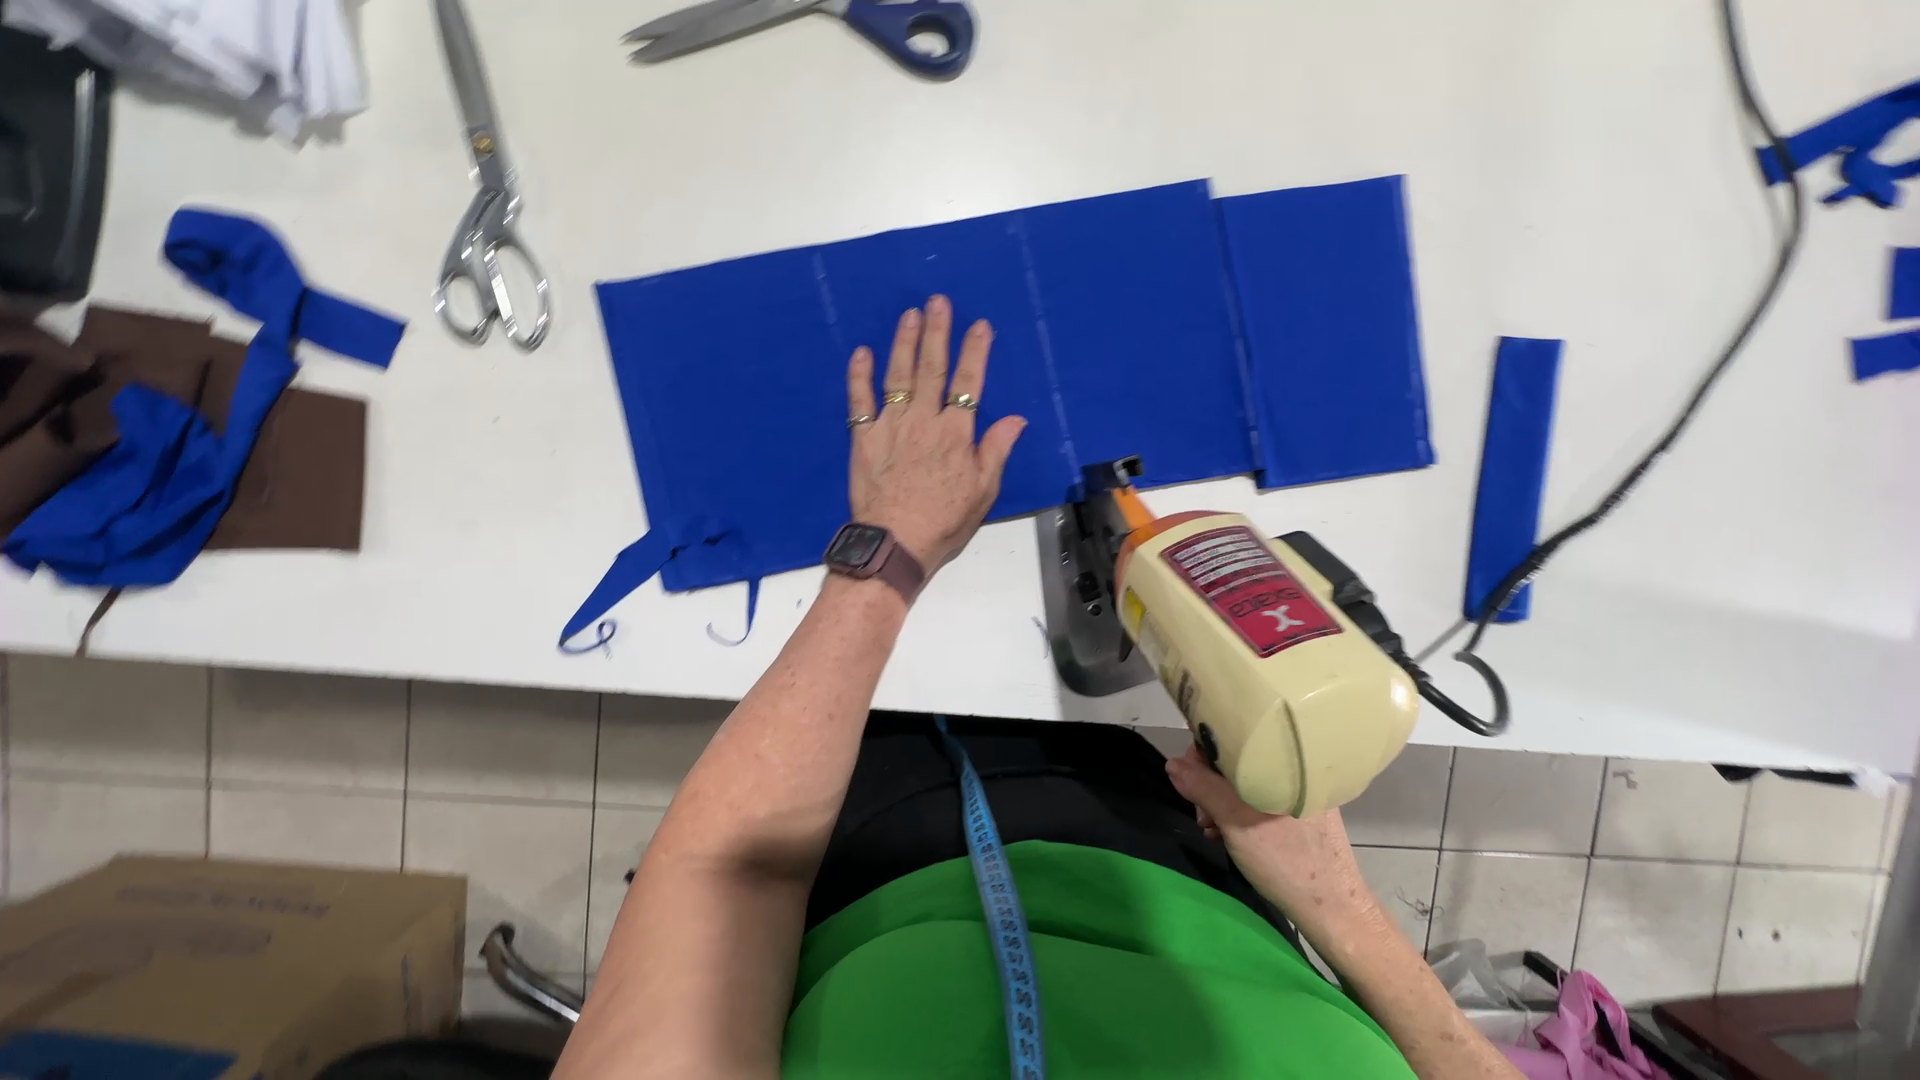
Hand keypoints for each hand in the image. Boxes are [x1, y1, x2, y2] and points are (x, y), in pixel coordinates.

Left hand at [846, 295, 1025, 570]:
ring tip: (909, 314)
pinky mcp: (863, 438)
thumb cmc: (943, 521)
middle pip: (932, 368)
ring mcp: (890, 426)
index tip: (979, 325)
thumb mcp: (982, 491)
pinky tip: (862, 352)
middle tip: (938, 301)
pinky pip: (859, 400)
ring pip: (898, 375)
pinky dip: (860, 375)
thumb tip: (1016, 419)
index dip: (975, 352)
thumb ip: (996, 451)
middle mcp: (923, 420)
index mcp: (956, 434)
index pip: (969, 383)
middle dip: (937, 332)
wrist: (894, 542)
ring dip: (903, 342)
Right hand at [1166, 746, 1378, 929]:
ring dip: (1221, 804)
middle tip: (1203, 817)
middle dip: (1210, 787)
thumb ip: (1202, 788)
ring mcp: (1302, 796)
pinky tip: (1230, 835)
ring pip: (1247, 786)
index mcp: (1286, 764)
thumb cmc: (1285, 862)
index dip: (1203, 757)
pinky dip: (1240, 814)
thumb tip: (1172, 764)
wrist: (1332, 910)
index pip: (1235, 741)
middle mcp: (1296, 773)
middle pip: (1238, 765)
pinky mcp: (1303, 816)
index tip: (1190, 783)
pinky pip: (1262, 803)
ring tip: (1213, 831)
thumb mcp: (1235, 822)